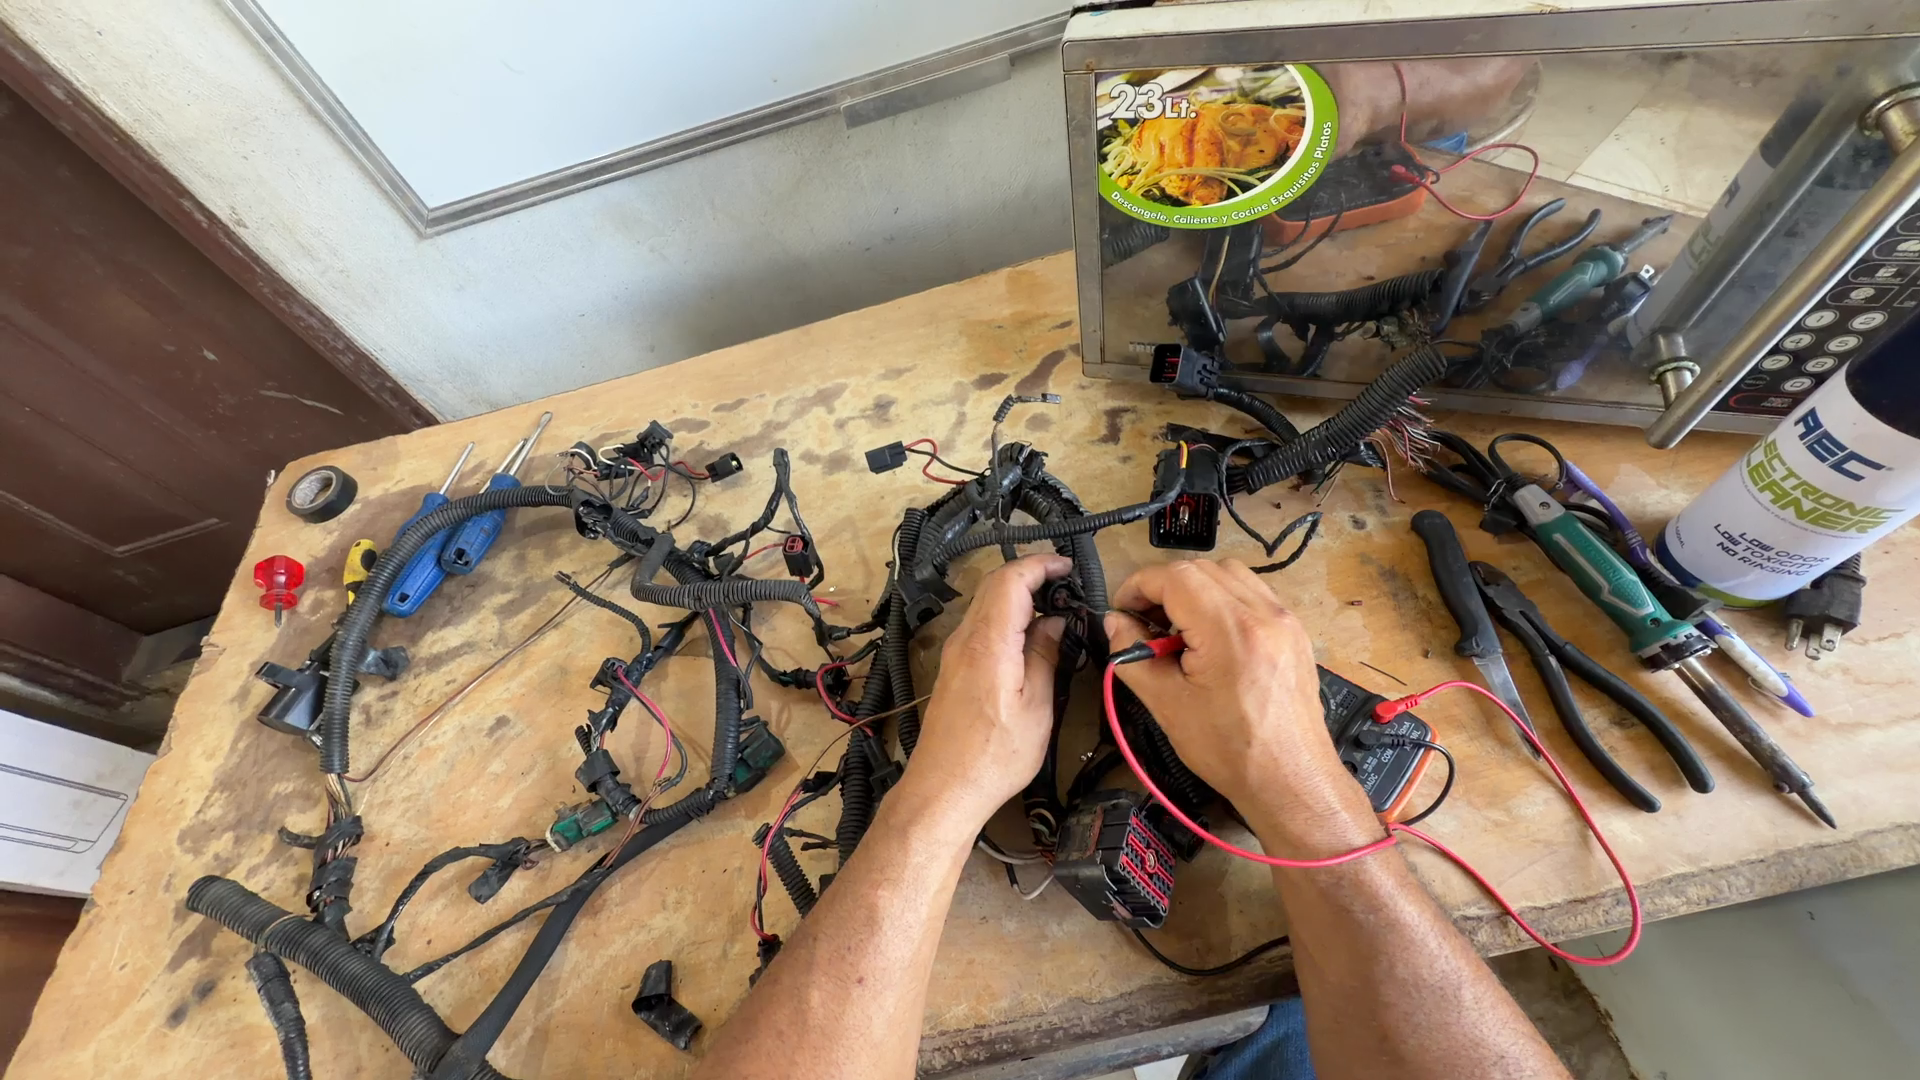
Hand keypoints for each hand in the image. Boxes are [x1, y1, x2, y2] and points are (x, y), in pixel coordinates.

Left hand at [909, 554, 1070, 827]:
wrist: (943, 787)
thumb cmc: (994, 756)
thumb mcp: (1036, 708)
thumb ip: (1045, 656)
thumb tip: (1055, 622)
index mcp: (989, 642)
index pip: (1010, 580)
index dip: (1040, 564)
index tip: (1067, 565)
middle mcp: (966, 639)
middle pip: (994, 585)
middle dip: (1030, 573)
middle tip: (1066, 581)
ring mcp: (955, 652)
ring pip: (986, 604)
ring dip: (1018, 595)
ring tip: (1054, 606)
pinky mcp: (954, 667)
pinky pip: (981, 625)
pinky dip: (1006, 616)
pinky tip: (1028, 635)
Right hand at [1104, 559, 1378, 851]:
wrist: (1292, 782)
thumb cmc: (1228, 750)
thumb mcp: (1166, 704)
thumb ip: (1133, 655)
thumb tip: (1114, 622)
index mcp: (1230, 629)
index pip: (1175, 577)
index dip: (1139, 586)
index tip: (1122, 611)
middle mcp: (1263, 613)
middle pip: (1201, 568)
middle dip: (1164, 586)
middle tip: (1144, 622)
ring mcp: (1284, 620)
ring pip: (1229, 574)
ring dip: (1194, 588)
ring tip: (1177, 628)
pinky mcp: (1294, 632)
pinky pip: (1252, 593)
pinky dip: (1222, 599)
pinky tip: (1209, 636)